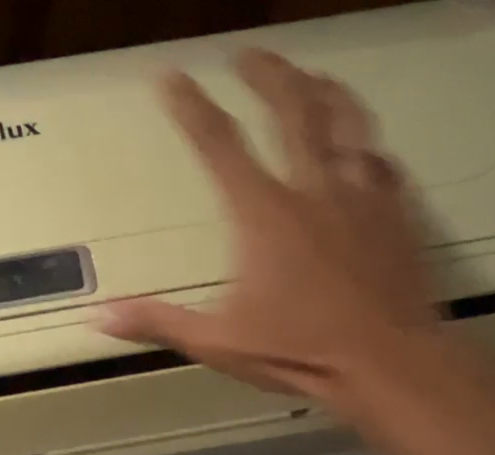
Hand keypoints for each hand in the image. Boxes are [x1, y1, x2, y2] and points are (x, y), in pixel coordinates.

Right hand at [100, 50, 437, 410]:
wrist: (387, 361)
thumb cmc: (297, 351)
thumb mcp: (216, 342)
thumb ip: (157, 322)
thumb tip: (98, 316)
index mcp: (263, 214)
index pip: (219, 145)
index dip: (191, 107)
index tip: (171, 74)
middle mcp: (312, 188)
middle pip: (291, 109)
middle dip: (267, 73)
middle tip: (247, 53)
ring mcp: (360, 194)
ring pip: (345, 121)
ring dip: (324, 90)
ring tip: (310, 75)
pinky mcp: (396, 212)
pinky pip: (382, 161)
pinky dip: (366, 144)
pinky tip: (363, 145)